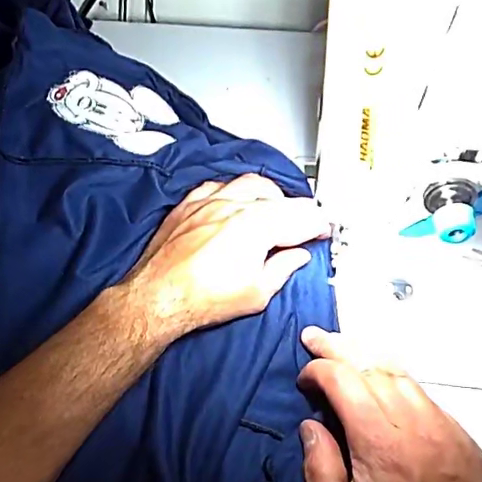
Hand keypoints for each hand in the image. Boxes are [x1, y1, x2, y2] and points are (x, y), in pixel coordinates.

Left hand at [114, 174, 330, 340]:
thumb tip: (296, 257)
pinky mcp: (188, 206)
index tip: (323, 231)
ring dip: (268, 195)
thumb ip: (282, 269)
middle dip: (297, 210)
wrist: (158, 297)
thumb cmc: (200, 298)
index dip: (318, 224)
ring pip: (249, 184)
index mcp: (258, 225)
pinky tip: (235, 202)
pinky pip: (217, 186)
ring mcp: (209, 202)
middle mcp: (234, 206)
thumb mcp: (257, 293)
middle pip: (279, 197)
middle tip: (303, 225)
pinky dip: (233, 192)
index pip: (301, 217)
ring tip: (274, 210)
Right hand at [297, 327, 481, 481]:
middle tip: (314, 337)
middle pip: (374, 366)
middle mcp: (417, 423)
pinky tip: (385, 390)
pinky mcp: (465, 440)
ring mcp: (447, 428)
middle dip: (340, 347)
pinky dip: (397, 383)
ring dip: (370, 362)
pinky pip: (426, 396)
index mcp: (382, 441)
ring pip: (403, 376)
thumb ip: (319, 468)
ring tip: (346, 357)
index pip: (344, 380)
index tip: (302, 380)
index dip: (317, 370)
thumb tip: (311, 425)